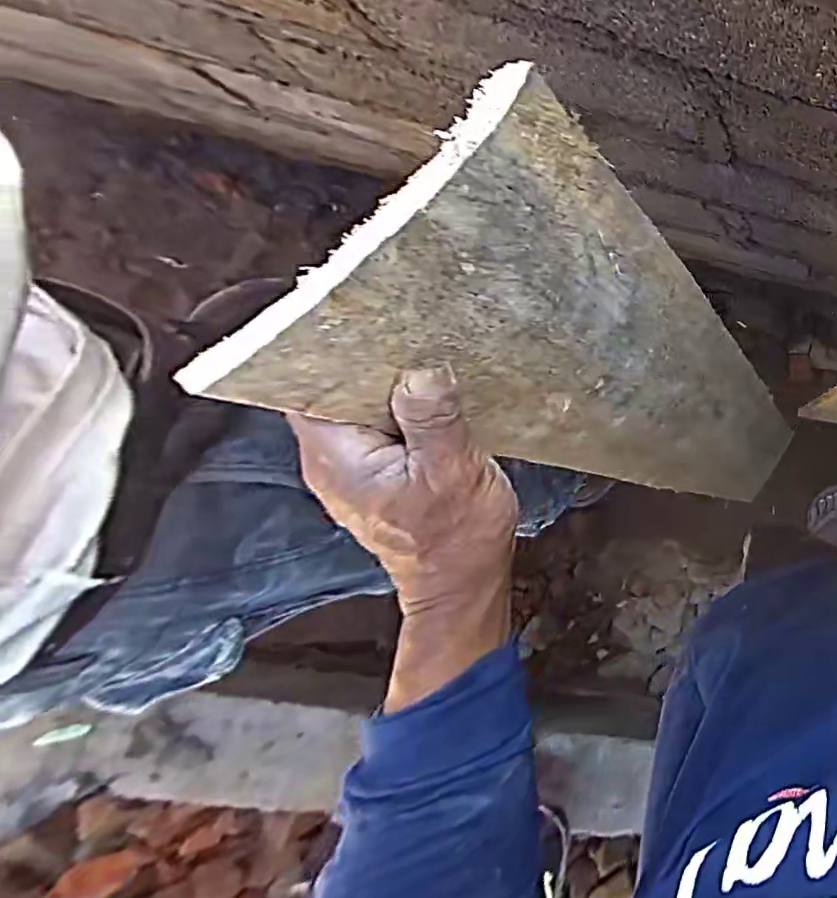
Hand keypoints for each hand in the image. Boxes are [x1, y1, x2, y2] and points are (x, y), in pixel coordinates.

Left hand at [288, 366, 519, 710]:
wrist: (464, 577)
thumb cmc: (455, 533)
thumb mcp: (451, 472)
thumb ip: (433, 421)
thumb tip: (422, 373)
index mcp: (336, 454)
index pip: (311, 386)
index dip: (335, 351)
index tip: (371, 320)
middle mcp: (335, 457)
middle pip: (340, 391)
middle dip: (377, 363)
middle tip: (420, 332)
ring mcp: (360, 464)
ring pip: (368, 407)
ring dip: (399, 385)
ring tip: (436, 358)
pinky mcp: (387, 469)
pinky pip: (391, 424)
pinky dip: (412, 406)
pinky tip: (443, 396)